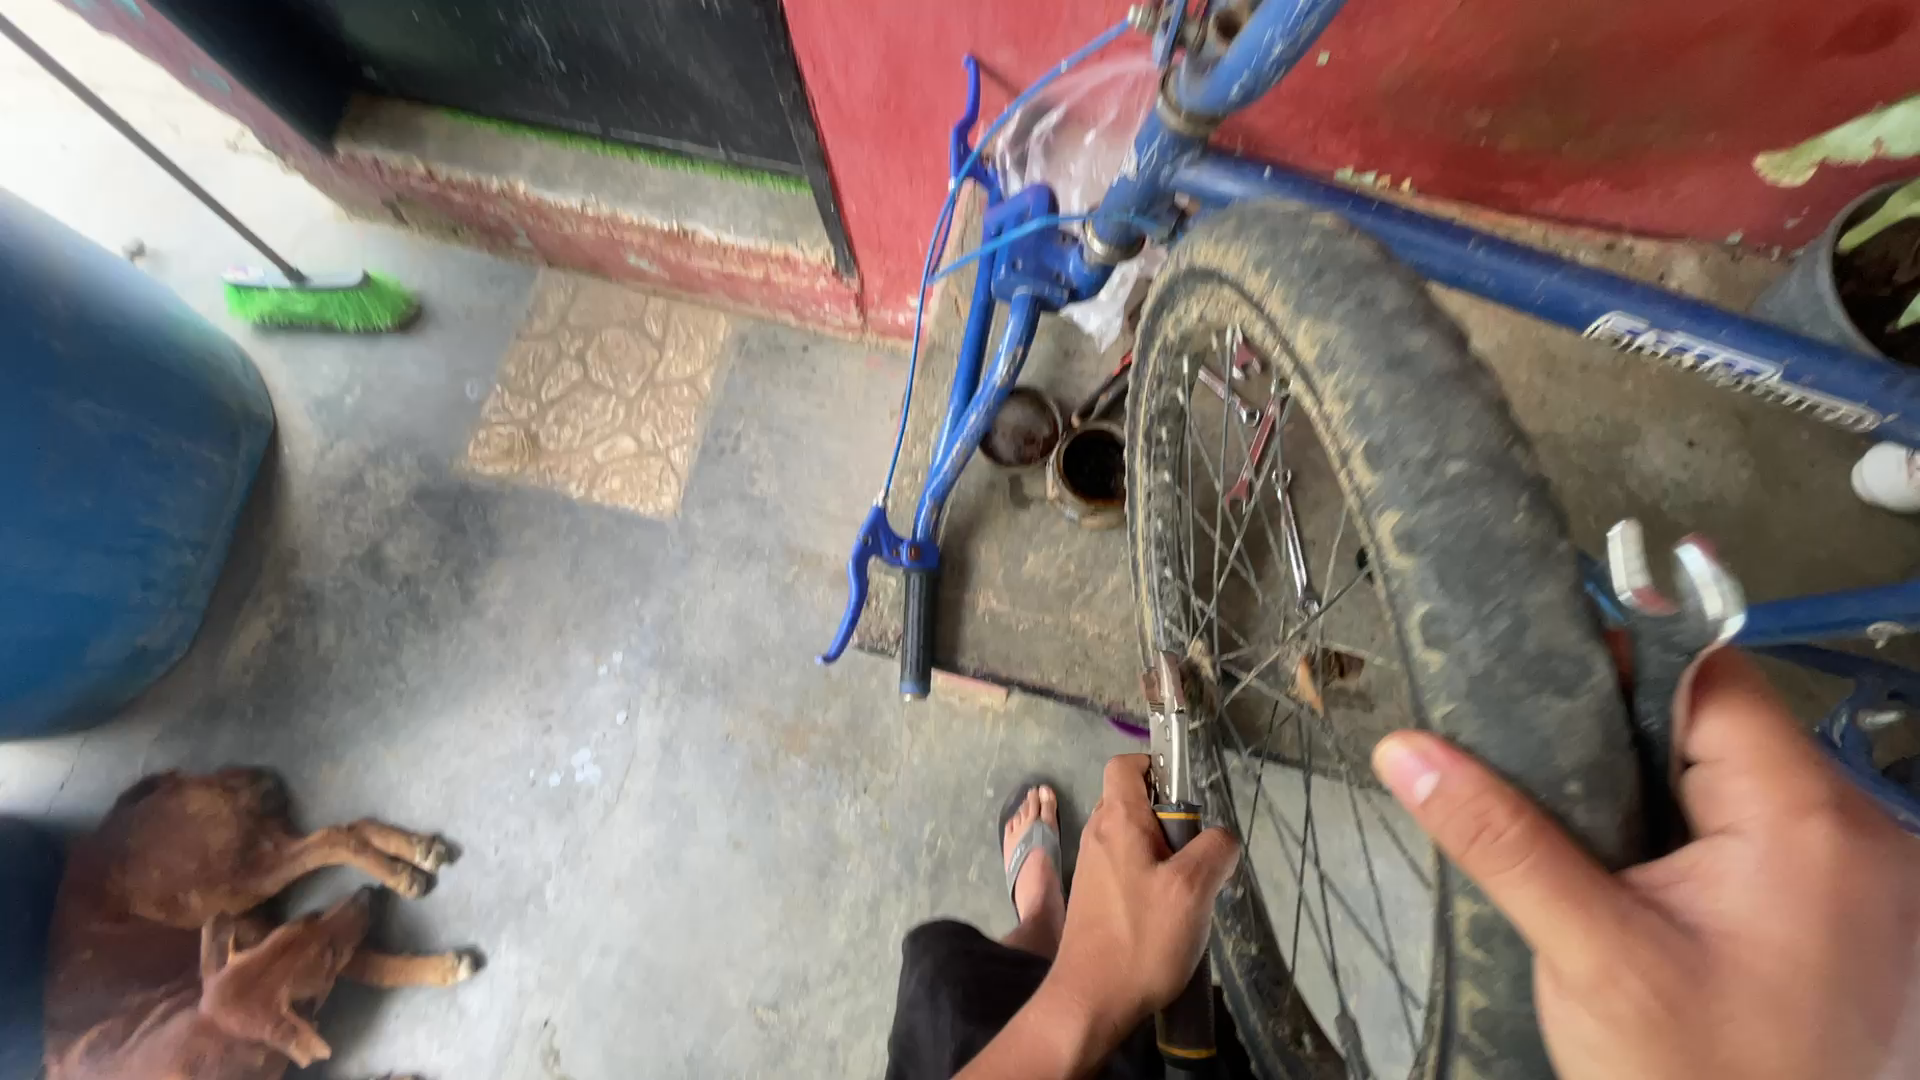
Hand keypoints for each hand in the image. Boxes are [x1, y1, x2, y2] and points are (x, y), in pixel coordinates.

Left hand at [1042, 755, 1240, 1048]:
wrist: (1091, 998)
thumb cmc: (1141, 937)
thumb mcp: (1192, 890)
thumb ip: (1215, 851)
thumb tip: (1222, 837)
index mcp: (1116, 818)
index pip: (1124, 764)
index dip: (1154, 765)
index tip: (1186, 793)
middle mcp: (1098, 832)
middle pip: (1134, 799)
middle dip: (1169, 816)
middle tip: (1196, 853)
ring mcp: (1092, 862)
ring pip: (1132, 835)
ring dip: (1163, 850)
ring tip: (1188, 888)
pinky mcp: (1094, 891)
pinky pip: (1126, 863)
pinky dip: (1149, 873)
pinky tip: (1168, 911)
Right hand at [1372, 650, 1919, 1079]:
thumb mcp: (1589, 953)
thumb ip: (1497, 840)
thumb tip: (1401, 748)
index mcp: (1813, 826)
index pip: (1710, 679)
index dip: (1616, 655)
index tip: (1523, 669)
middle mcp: (1850, 834)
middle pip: (1707, 718)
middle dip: (1602, 719)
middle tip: (1507, 738)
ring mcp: (1840, 871)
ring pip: (1708, 767)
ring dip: (1620, 767)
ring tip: (1536, 785)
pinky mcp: (1816, 904)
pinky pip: (1722, 817)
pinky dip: (1650, 809)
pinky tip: (1591, 837)